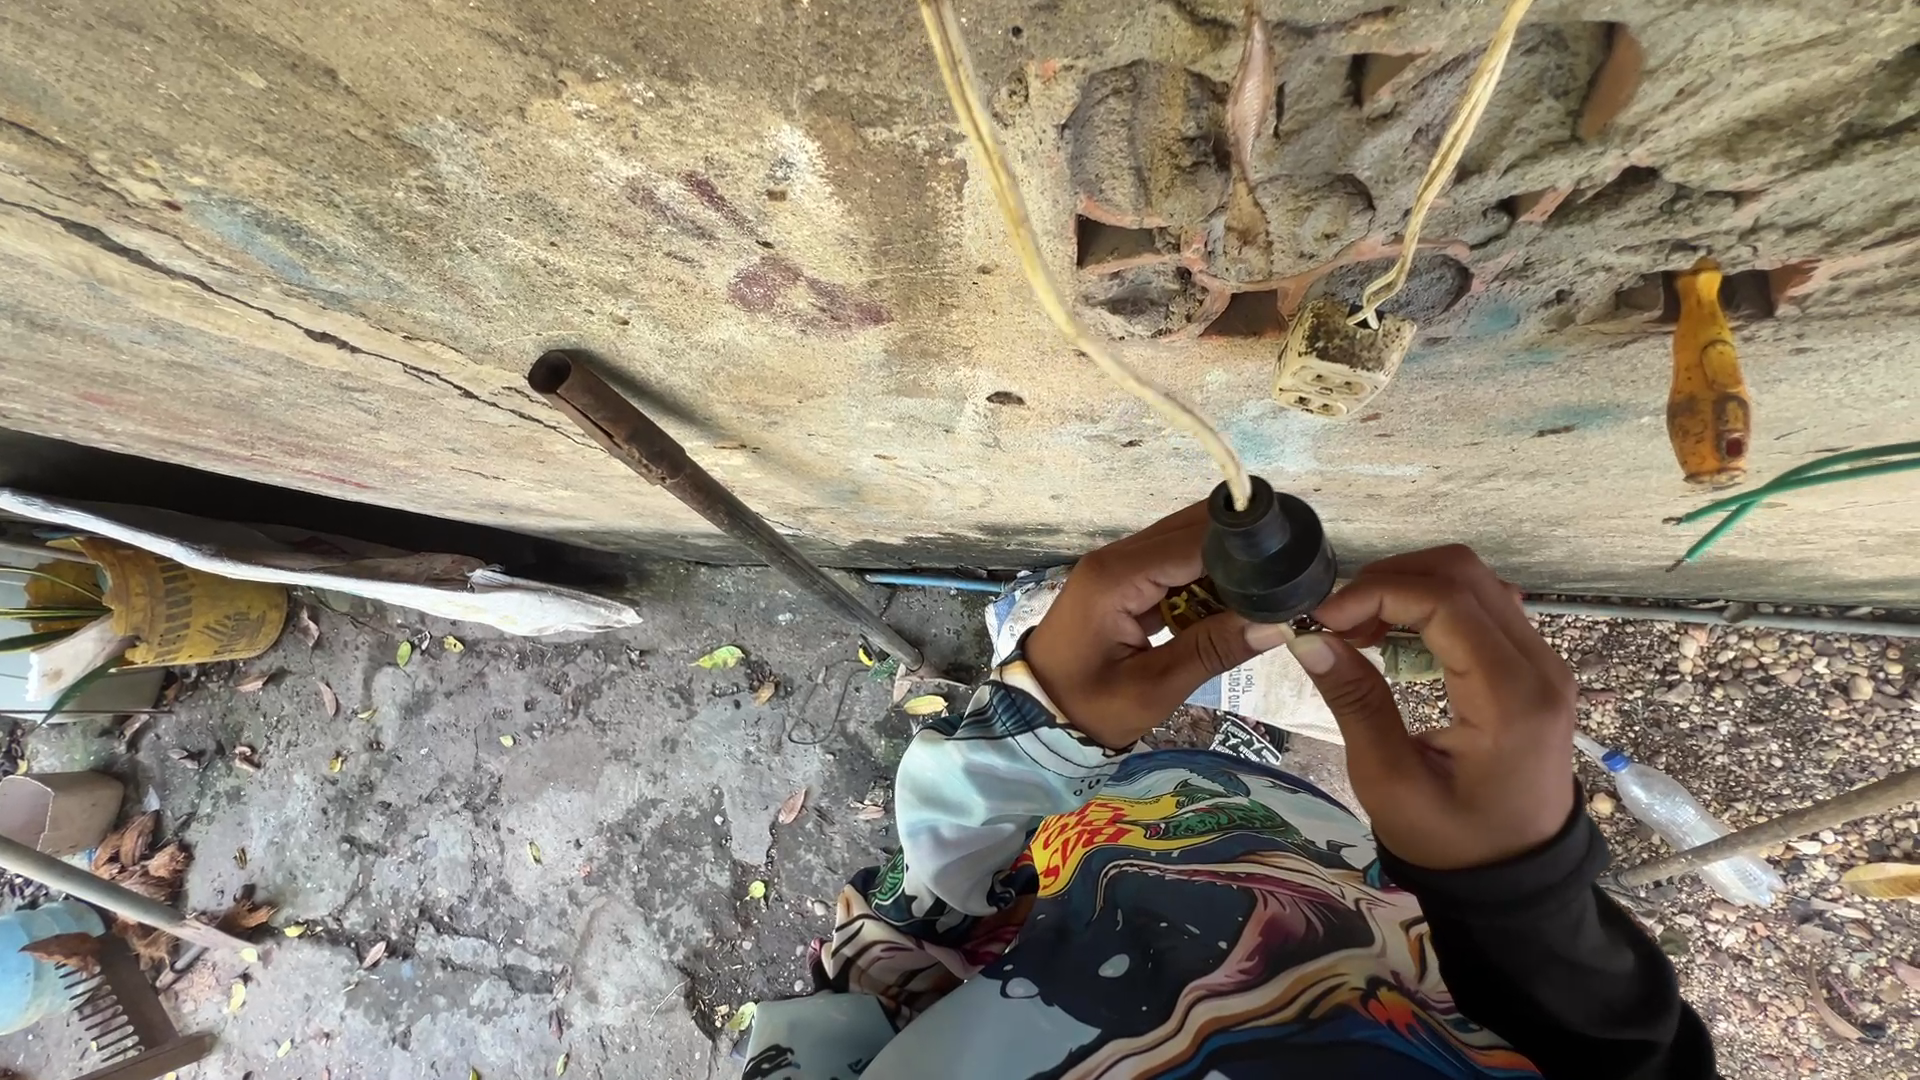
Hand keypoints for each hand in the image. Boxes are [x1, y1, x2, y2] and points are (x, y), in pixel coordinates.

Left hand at [1025, 501, 1296, 748]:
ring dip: (1224, 564)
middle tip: (1292, 573)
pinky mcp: (1120, 582)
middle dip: (1240, 550)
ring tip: (1272, 589)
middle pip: (1190, 532)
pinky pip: (1170, 566)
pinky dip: (1202, 579)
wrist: (1035, 716)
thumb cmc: (1088, 707)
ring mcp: (1115, 567)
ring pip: (1182, 545)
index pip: (1193, 542)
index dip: (1245, 548)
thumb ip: (1212, 650)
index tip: (1295, 559)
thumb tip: (1277, 623)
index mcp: (1116, 577)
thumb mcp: (1152, 688)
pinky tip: (1233, 602)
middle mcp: (1115, 559)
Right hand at [1287, 545, 1576, 870]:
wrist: (1514, 875)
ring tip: (1354, 628)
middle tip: (1334, 621)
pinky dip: (1421, 602)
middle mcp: (1537, 665)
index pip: (1445, 601)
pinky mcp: (1527, 664)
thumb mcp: (1389, 781)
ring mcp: (1539, 660)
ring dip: (1401, 587)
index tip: (1320, 621)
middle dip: (1384, 581)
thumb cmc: (1450, 838)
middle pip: (1460, 573)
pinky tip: (1386, 635)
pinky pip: (1475, 603)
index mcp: (1511, 696)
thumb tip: (1307, 637)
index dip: (1374, 594)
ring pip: (1468, 579)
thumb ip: (1354, 701)